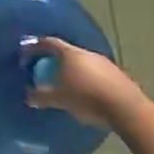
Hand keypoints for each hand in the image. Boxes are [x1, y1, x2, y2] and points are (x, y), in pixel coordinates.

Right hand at [24, 37, 145, 127]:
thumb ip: (40, 96)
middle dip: (55, 61)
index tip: (25, 56)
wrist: (128, 111)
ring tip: (68, 85)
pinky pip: (98, 74)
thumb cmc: (86, 98)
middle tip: (46, 71)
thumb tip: (28, 96)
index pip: (48, 43)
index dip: (34, 47)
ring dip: (74, 72)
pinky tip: (88, 94)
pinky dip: (89, 80)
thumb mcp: (58, 99)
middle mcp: (87, 53)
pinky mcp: (120, 77)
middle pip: (66, 52)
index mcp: (70, 53)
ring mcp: (106, 64)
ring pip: (84, 64)